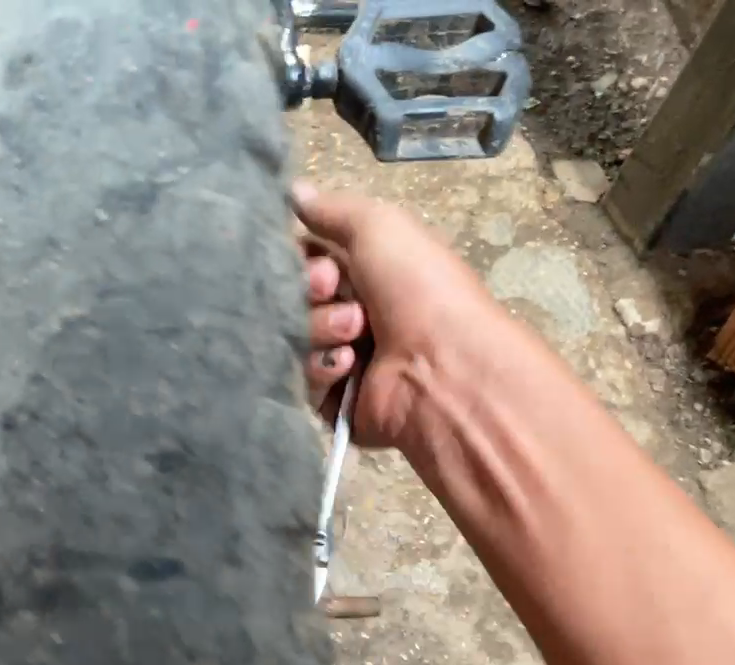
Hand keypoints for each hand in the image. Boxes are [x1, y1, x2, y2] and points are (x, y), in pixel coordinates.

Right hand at [297, 181, 509, 452]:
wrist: (441, 366)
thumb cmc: (418, 289)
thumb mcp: (379, 226)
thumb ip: (332, 210)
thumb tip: (293, 192)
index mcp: (365, 274)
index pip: (304, 265)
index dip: (301, 264)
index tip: (321, 268)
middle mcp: (350, 315)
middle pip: (294, 303)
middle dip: (311, 298)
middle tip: (333, 295)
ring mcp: (341, 360)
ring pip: (294, 342)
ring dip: (319, 331)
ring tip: (354, 336)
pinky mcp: (332, 401)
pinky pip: (300, 382)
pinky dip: (321, 370)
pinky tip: (349, 367)